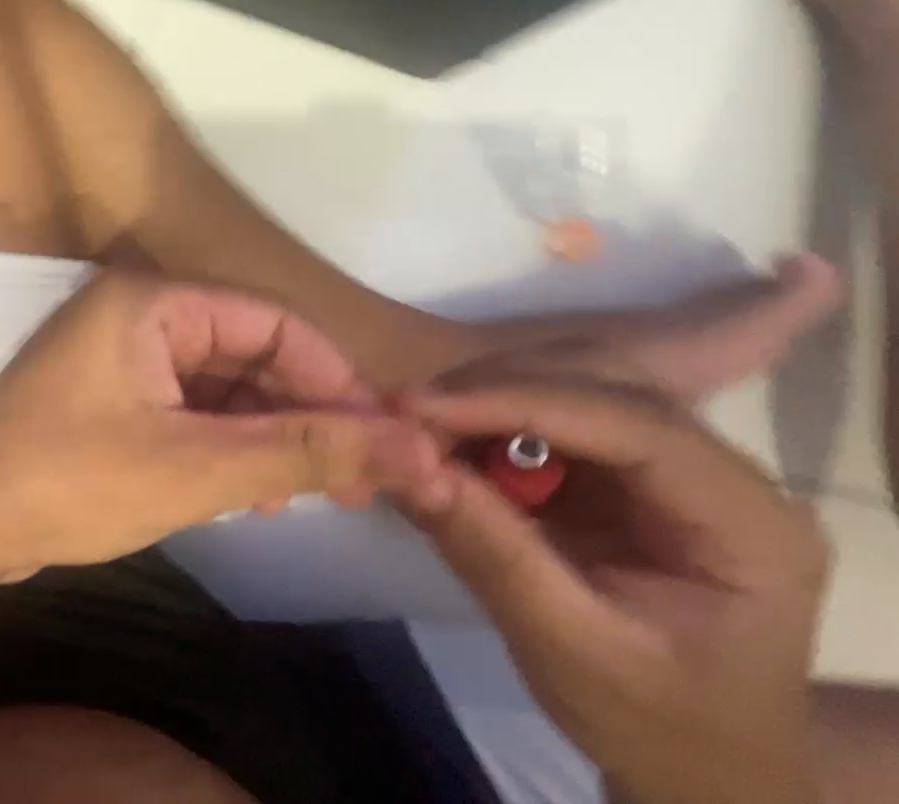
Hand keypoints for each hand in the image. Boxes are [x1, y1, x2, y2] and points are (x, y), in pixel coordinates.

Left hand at [0, 270, 435, 583]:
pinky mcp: (100, 397)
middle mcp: (130, 314)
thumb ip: (306, 452)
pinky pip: (182, 408)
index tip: (387, 441)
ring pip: (216, 385)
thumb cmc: (71, 482)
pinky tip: (252, 495)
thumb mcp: (198, 469)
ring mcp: (111, 356)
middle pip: (246, 351)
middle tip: (358, 481)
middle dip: (303, 413)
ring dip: (266, 435)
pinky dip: (221, 445)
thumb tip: (418, 449)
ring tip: (311, 494)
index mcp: (148, 302)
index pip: (272, 322)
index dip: (335, 379)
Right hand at [394, 375, 829, 803]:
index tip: (417, 406)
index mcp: (747, 523)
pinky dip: (481, 427)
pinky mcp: (619, 473)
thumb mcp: (568, 646)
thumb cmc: (648, 717)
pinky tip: (437, 445)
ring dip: (480, 402)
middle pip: (600, 390)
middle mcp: (719, 474)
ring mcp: (669, 467)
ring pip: (568, 391)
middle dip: (491, 393)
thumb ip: (493, 554)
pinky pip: (543, 423)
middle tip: (399, 413)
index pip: (635, 425)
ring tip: (409, 429)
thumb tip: (408, 470)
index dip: (520, 401)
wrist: (687, 756)